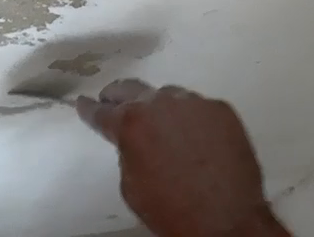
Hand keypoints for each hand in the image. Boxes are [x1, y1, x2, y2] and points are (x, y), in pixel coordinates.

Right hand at [76, 80, 288, 236]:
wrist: (230, 224)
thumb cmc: (174, 213)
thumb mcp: (132, 189)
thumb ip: (126, 154)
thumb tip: (132, 141)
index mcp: (130, 124)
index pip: (101, 111)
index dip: (88, 108)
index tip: (82, 102)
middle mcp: (158, 103)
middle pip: (130, 89)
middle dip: (118, 96)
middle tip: (112, 101)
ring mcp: (192, 102)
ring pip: (167, 96)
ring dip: (160, 108)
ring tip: (164, 126)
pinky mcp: (220, 109)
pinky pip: (199, 108)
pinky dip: (193, 120)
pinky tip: (198, 139)